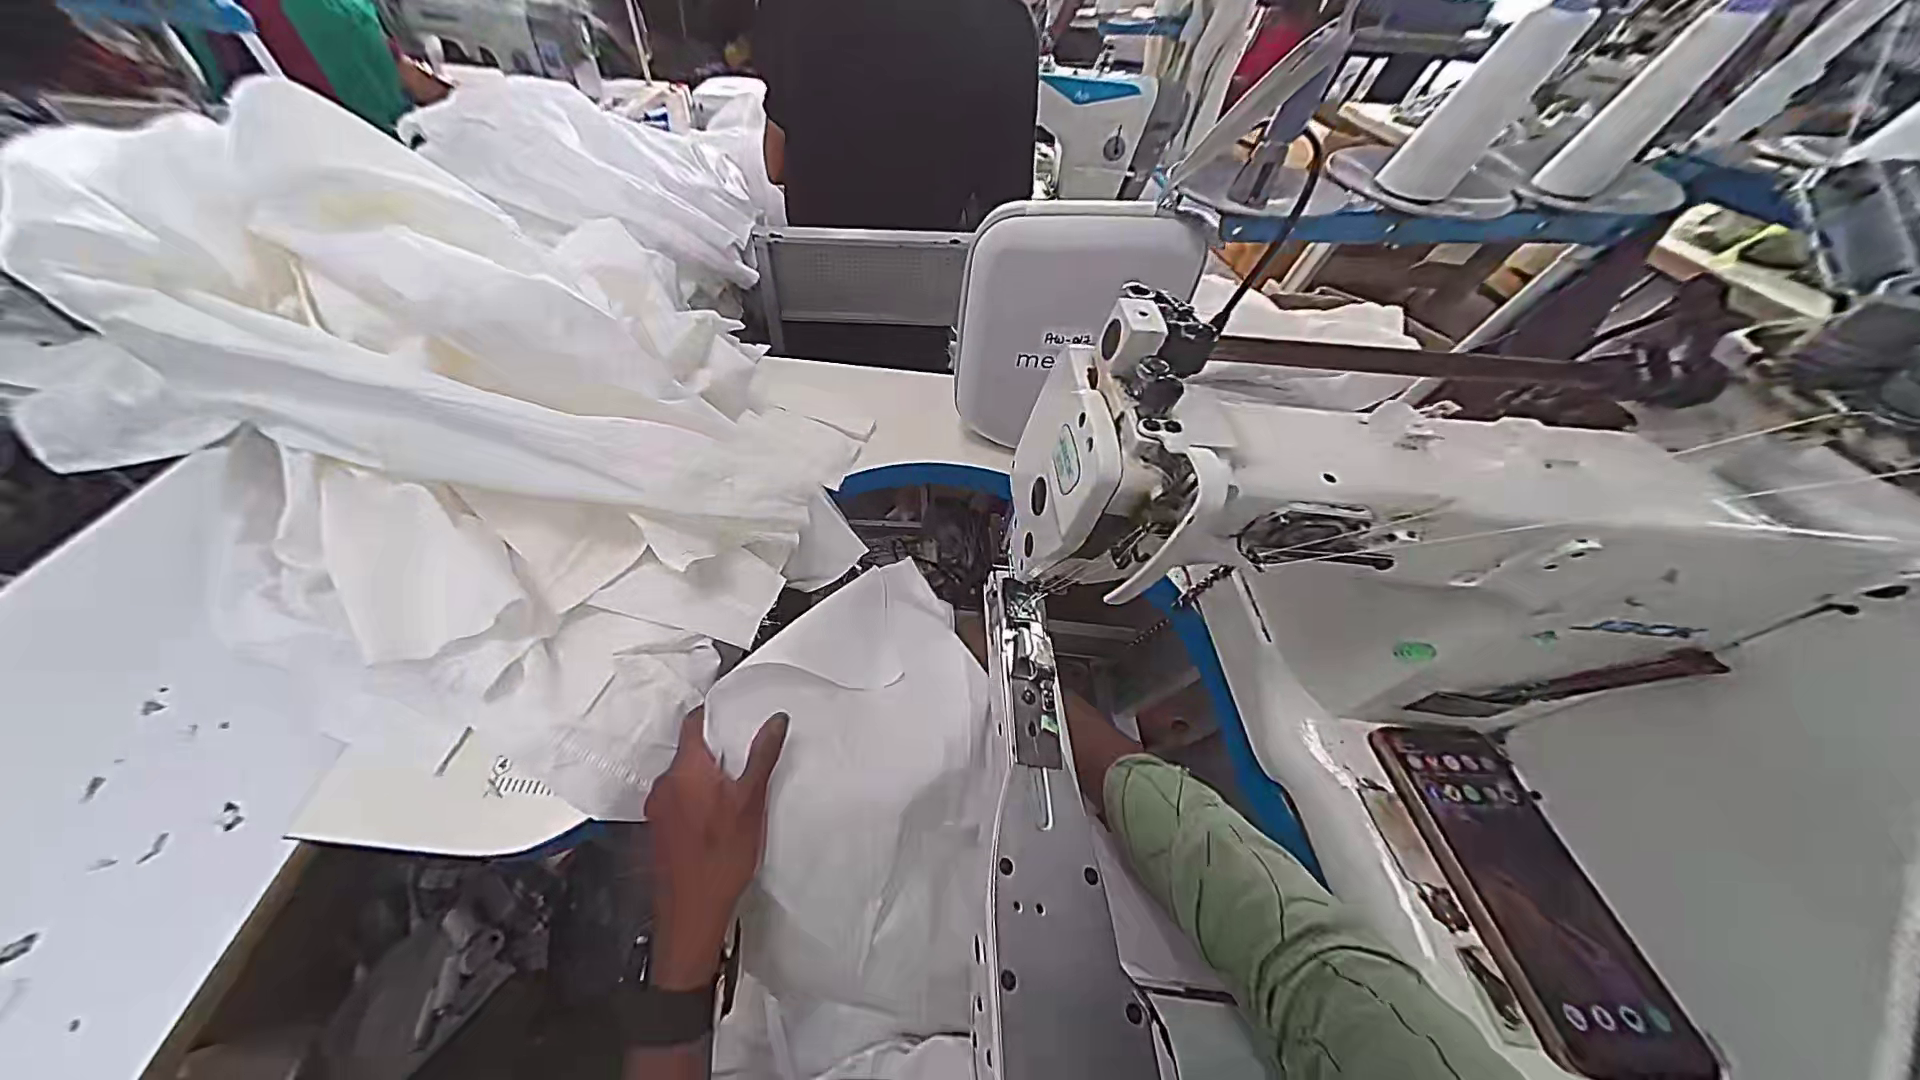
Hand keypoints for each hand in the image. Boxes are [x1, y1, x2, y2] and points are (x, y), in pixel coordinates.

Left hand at [643, 707, 788, 989]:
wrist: (692, 914)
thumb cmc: (721, 857)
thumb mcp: (752, 800)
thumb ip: (762, 755)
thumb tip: (776, 720)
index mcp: (686, 770)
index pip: (694, 723)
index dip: (713, 712)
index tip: (733, 709)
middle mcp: (665, 784)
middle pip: (690, 749)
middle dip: (717, 747)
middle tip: (745, 750)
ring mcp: (658, 808)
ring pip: (685, 775)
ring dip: (707, 773)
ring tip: (736, 783)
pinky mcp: (659, 829)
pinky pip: (679, 796)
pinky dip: (698, 794)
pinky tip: (719, 811)